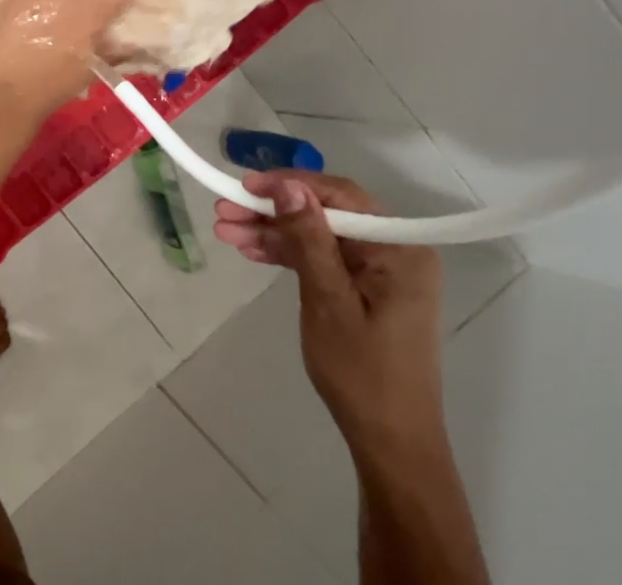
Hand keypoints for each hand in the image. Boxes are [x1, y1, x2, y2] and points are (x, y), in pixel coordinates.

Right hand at [214, 171, 444, 447]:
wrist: (389, 436)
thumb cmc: (361, 371)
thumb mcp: (328, 301)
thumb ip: (309, 240)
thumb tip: (288, 187)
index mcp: (399, 249)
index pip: (340, 197)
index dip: (290, 185)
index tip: (244, 186)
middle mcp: (395, 251)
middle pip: (326, 215)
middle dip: (273, 211)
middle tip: (222, 211)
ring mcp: (381, 271)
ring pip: (319, 236)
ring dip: (273, 233)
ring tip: (225, 231)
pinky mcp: (366, 289)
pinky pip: (323, 259)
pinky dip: (289, 255)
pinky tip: (252, 251)